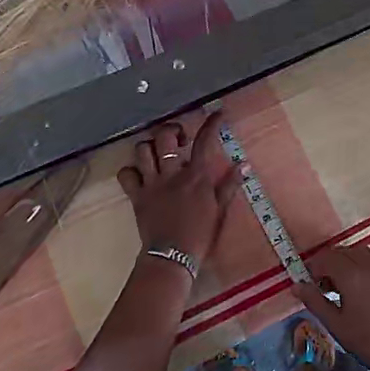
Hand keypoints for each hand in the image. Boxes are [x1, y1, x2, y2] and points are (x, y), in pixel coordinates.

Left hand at [117, 112, 237, 271]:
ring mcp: (151, 183)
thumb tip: (244, 165)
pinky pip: (126, 174)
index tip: (216, 112)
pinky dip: (130, 171)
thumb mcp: (220, 211)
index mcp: (196, 177)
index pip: (204, 141)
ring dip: (149, 147)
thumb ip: (230, 185)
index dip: (211, 123)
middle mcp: (172, 174)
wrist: (172, 257)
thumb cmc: (200, 236)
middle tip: (179, 139)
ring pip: (142, 150)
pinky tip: (138, 175)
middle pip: (165, 136)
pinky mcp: (136, 196)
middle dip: (171, 130)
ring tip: (157, 154)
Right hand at [292, 246, 369, 370]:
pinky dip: (360, 267)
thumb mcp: (335, 324)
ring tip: (339, 286)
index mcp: (352, 275)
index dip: (313, 266)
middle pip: (342, 251)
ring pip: (359, 254)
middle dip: (328, 263)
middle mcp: (369, 266)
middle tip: (320, 284)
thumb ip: (314, 301)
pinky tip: (358, 291)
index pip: (326, 258)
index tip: (307, 282)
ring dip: (344, 262)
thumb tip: (297, 286)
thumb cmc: (369, 342)